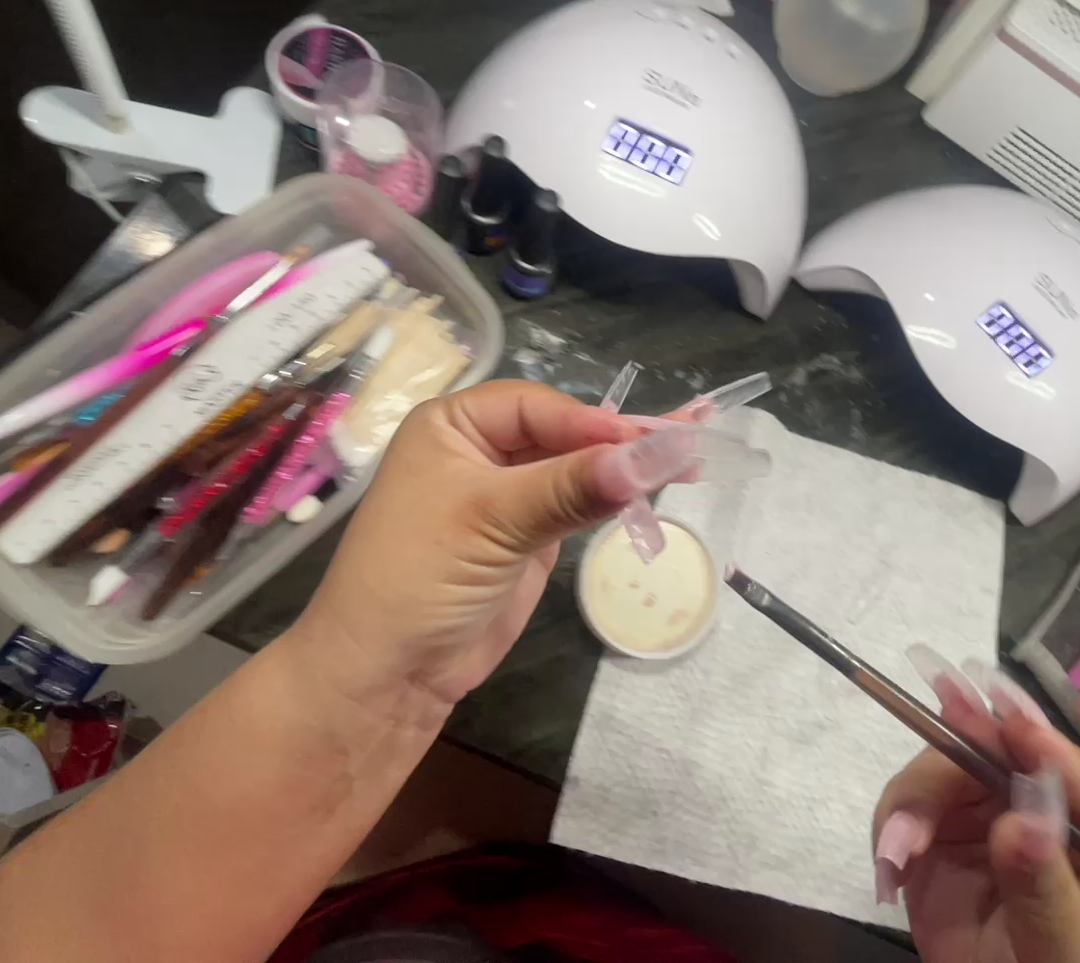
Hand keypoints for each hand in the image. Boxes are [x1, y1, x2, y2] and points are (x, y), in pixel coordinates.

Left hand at [301, 380, 700, 704]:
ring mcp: (507, 494)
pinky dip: (614, 498)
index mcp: (453, 425)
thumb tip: (652, 457)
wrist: (388, 673)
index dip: (592, 423)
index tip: (649, 444)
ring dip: (627, 467)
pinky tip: (652, 490)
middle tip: (691, 440)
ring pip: (576, 468)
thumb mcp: (492, 521)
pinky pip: (578, 504)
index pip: (537, 407)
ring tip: (690, 460)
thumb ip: (572, 487)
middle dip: (621, 440)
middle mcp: (481, 449)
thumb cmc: (419, 577)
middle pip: (563, 432)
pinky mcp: (529, 534)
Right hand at [874, 651, 1079, 962]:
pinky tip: (892, 868)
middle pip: (995, 752)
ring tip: (897, 853)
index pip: (1076, 774)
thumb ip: (1043, 889)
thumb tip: (1022, 822)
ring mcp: (987, 815)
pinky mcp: (939, 830)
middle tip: (933, 728)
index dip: (1040, 742)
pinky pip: (906, 804)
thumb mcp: (1067, 954)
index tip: (1006, 716)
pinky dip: (891, 826)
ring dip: (912, 803)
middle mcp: (1043, 810)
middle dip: (954, 752)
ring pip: (941, 769)